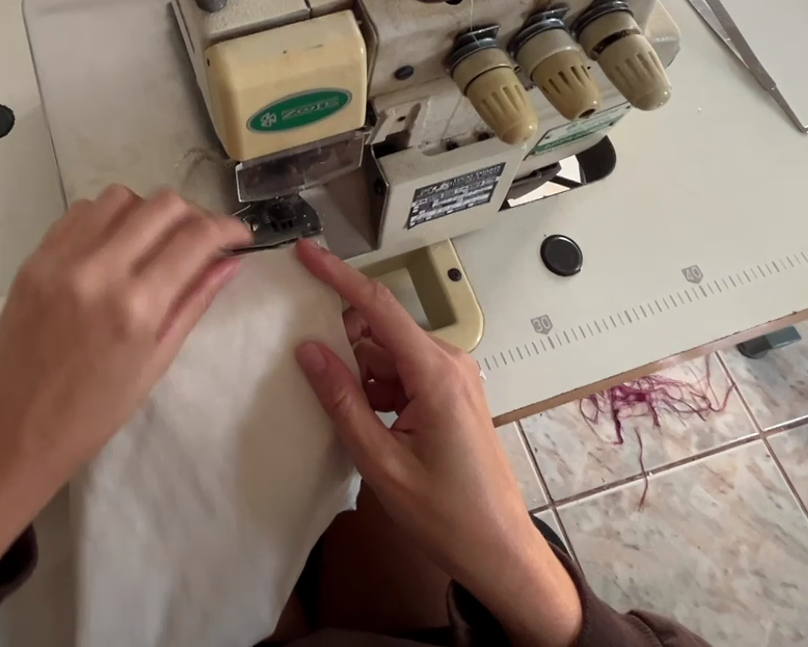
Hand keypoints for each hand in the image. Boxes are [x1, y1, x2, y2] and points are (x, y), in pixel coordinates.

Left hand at [0, 185, 250, 584]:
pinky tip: (115, 246)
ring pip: (121, 197)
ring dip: (149, 212)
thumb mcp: (154, 364)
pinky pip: (81, 212)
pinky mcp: (34, 257)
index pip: (196, 238)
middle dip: (194, 214)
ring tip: (155, 243)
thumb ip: (193, 303)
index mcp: (136, 307)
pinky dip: (108, 218)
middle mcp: (99, 270)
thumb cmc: (90, 416)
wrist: (6, 434)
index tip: (240, 236)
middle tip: (201, 240)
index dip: (227, 228)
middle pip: (163, 204)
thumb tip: (229, 262)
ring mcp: (61, 258)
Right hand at [292, 240, 582, 646]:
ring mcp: (451, 375)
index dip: (338, 276)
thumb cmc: (446, 515)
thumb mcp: (382, 463)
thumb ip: (343, 402)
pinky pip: (401, 372)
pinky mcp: (449, 392)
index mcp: (435, 372)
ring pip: (387, 353)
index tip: (305, 251)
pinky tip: (360, 418)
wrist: (502, 554)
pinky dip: (375, 386)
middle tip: (305, 367)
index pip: (378, 307)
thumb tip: (307, 349)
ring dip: (358, 372)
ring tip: (333, 407)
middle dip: (340, 341)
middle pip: (379, 330)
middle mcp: (447, 361)